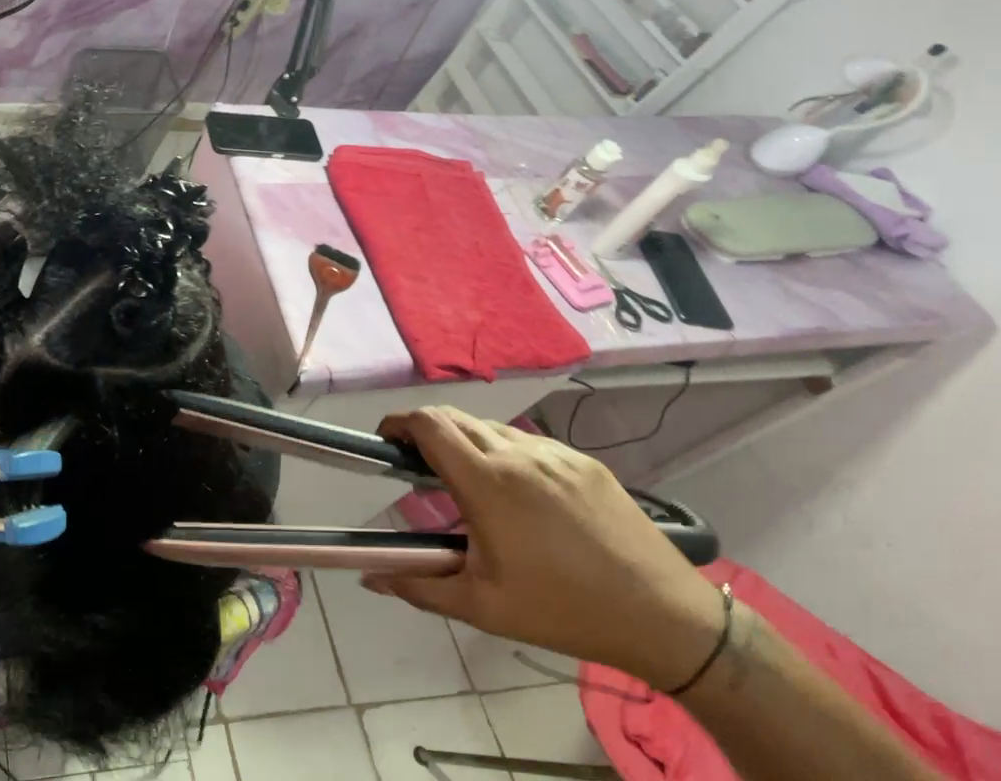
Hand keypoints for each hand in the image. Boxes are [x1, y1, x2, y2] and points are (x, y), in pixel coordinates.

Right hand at [363, 407, 725, 688]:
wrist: (666, 618)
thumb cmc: (563, 612)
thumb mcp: (482, 606)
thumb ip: (418, 586)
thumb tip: (371, 577)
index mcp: (488, 483)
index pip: (429, 424)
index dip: (399, 423)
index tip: (385, 441)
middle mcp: (520, 455)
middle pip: (455, 417)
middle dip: (425, 431)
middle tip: (415, 465)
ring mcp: (558, 455)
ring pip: (493, 428)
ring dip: (466, 442)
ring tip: (466, 484)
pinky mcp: (587, 464)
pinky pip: (530, 443)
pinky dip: (505, 454)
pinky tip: (516, 495)